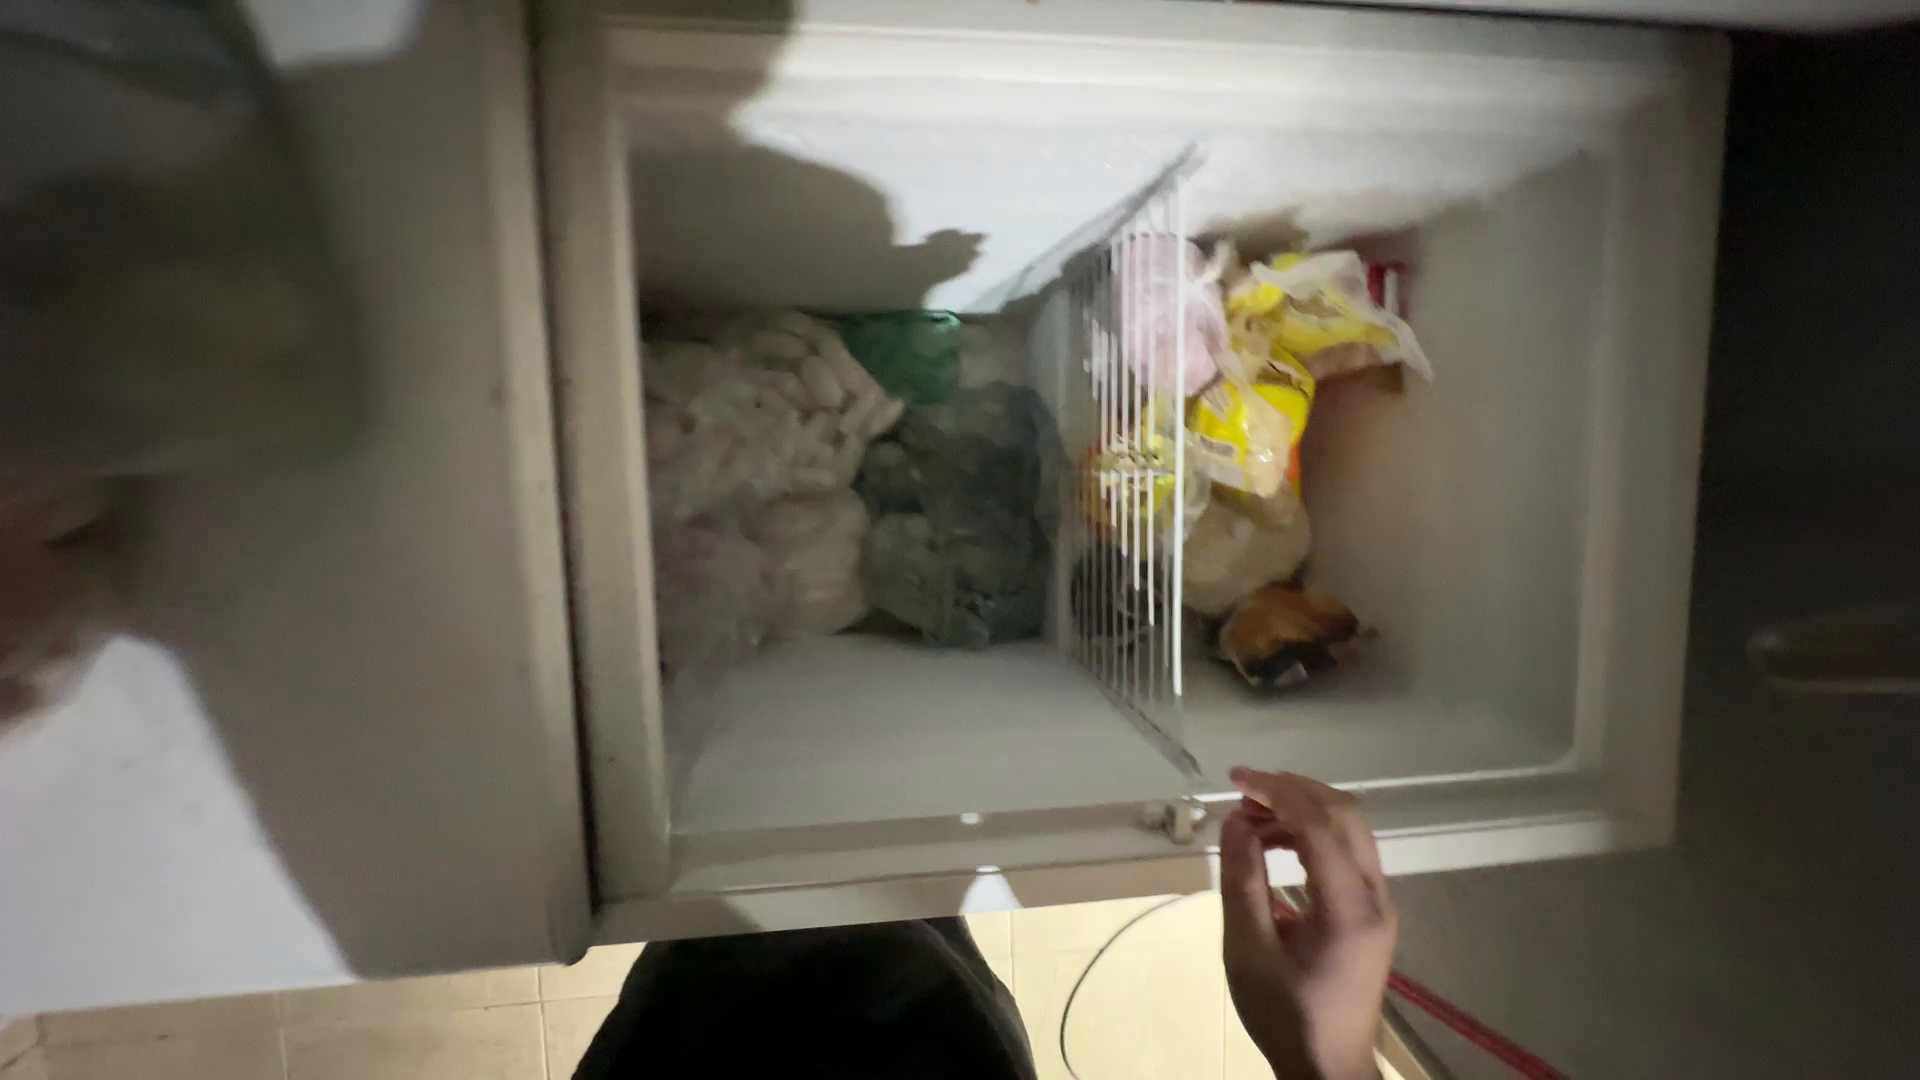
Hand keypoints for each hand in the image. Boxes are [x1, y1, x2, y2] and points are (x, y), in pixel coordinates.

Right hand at [1220, 768, 1396, 1079]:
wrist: (1327, 1067)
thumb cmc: (1283, 1011)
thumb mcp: (1247, 948)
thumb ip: (1242, 879)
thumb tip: (1237, 821)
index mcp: (1347, 909)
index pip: (1319, 826)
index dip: (1277, 792)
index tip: (1236, 781)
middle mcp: (1375, 897)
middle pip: (1344, 814)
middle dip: (1291, 789)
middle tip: (1243, 788)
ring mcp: (1379, 902)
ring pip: (1348, 825)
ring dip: (1300, 806)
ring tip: (1251, 814)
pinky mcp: (1371, 908)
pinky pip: (1346, 847)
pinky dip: (1309, 828)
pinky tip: (1273, 839)